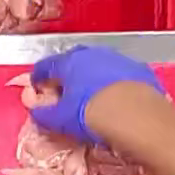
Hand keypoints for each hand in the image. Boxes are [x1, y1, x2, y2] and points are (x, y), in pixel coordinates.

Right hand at [27, 46, 163, 145]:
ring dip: (89, 79)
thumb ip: (43, 114)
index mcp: (69, 62)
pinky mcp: (138, 69)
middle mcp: (93, 54)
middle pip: (72, 62)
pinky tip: (112, 100)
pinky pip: (117, 75)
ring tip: (88, 98)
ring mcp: (117, 59)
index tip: (36, 88)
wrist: (137, 116)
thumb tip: (36, 111)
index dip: (38, 78)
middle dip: (65, 76)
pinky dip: (110, 84)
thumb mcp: (59, 119)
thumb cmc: (91, 114)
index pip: (46, 66)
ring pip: (97, 66)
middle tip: (62, 93)